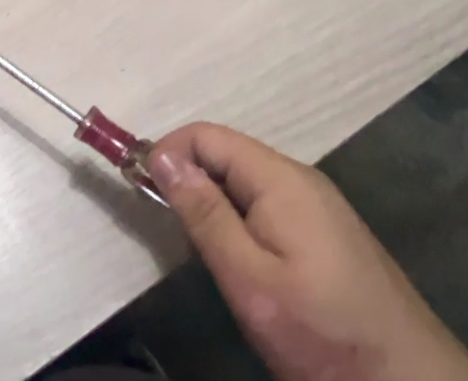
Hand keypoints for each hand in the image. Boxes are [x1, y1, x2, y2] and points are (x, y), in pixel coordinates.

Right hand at [146, 123, 467, 380]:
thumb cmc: (324, 332)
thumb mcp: (249, 278)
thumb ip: (203, 213)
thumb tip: (161, 156)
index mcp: (281, 180)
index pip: (205, 135)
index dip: (166, 153)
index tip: (142, 191)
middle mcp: (300, 180)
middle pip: (224, 154)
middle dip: (186, 178)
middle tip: (166, 225)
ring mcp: (317, 207)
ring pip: (242, 181)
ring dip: (209, 202)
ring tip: (199, 249)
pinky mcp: (325, 234)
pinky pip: (264, 204)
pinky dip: (236, 219)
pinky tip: (238, 261)